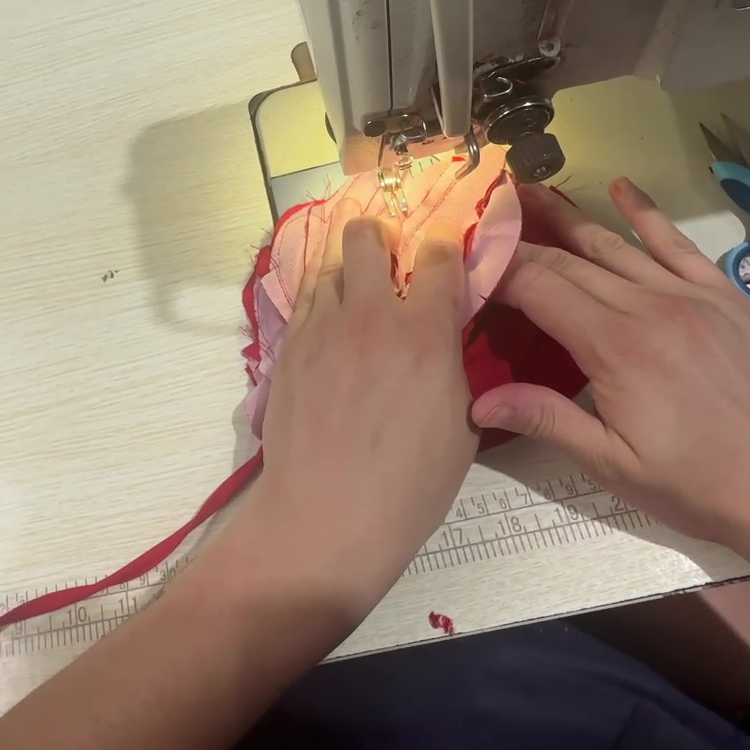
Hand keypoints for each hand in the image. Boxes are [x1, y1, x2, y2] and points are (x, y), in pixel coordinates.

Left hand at [238, 196, 477, 617]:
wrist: (326, 514)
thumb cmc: (409, 484)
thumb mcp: (460, 423)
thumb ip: (452, 362)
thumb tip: (443, 333)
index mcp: (424, 332)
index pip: (437, 257)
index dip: (442, 248)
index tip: (442, 257)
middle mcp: (370, 314)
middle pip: (367, 237)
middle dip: (380, 236)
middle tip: (387, 259)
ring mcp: (321, 326)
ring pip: (329, 266)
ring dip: (346, 271)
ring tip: (354, 295)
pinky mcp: (288, 345)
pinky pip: (304, 300)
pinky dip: (320, 299)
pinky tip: (328, 321)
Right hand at [470, 179, 749, 564]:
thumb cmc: (700, 488)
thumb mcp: (613, 465)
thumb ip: (545, 419)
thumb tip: (475, 400)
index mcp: (617, 346)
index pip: (538, 287)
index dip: (497, 270)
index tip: (465, 259)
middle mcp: (652, 306)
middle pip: (569, 260)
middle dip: (520, 240)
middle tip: (482, 221)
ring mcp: (694, 295)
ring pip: (614, 244)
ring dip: (567, 216)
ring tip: (526, 191)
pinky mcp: (727, 298)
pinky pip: (678, 244)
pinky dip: (646, 213)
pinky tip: (623, 188)